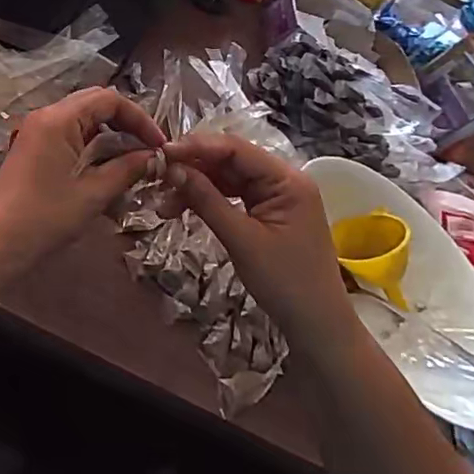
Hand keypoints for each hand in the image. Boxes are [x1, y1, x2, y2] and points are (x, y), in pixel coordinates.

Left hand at [0, 88, 166, 271]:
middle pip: (95, 106)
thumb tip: (153, 157)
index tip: (158, 144)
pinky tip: (107, 174)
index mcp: (58, 119)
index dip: (139, 118)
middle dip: (126, 126)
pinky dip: (91, 150)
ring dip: (109, 139)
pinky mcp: (33, 149)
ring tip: (133, 165)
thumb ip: (127, 169)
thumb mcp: (93, 193)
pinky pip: (69, 138)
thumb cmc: (45, 217)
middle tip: (149, 151)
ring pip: (83, 123)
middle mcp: (45, 117)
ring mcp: (36, 132)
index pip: (108, 99)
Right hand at [162, 134, 352, 344]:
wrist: (317, 326)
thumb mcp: (241, 240)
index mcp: (287, 179)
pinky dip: (206, 199)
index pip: (236, 149)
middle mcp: (282, 179)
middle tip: (157, 176)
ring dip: (195, 184)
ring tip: (163, 201)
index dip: (197, 147)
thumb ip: (206, 199)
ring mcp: (274, 195)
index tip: (162, 153)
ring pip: (226, 177)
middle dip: (192, 166)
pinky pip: (230, 194)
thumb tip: (172, 168)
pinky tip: (181, 206)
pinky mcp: (266, 211)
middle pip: (229, 160)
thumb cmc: (285, 282)